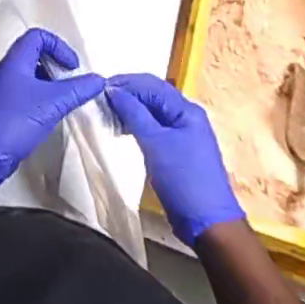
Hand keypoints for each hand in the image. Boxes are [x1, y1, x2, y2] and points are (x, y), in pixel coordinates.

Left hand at [0, 28, 105, 203]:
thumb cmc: (15, 122)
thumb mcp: (53, 103)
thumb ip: (78, 89)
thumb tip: (98, 80)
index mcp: (15, 62)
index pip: (37, 37)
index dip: (59, 46)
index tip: (72, 67)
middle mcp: (7, 71)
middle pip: (35, 53)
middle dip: (57, 63)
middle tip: (72, 80)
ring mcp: (3, 89)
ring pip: (31, 73)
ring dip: (51, 80)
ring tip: (66, 96)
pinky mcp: (4, 106)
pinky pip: (27, 91)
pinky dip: (42, 94)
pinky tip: (53, 110)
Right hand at [107, 73, 242, 245]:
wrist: (206, 220)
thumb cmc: (182, 178)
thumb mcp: (155, 143)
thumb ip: (134, 113)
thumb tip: (114, 90)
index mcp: (186, 110)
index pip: (151, 84)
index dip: (125, 83)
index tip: (98, 87)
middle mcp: (186, 117)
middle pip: (153, 95)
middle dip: (126, 94)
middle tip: (99, 100)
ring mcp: (182, 133)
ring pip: (152, 112)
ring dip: (130, 109)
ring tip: (107, 114)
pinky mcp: (176, 150)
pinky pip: (153, 127)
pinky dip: (136, 125)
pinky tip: (122, 129)